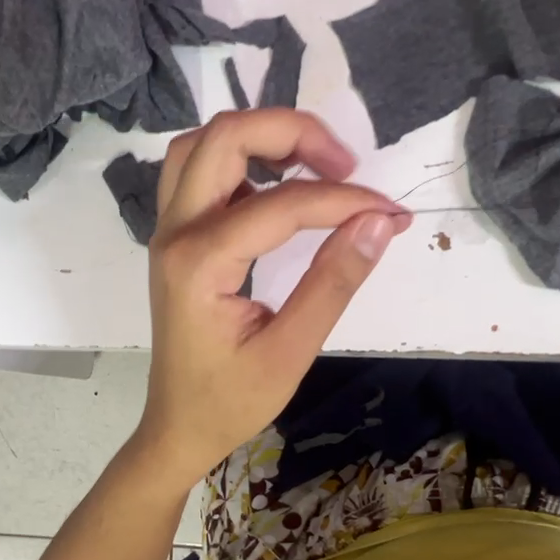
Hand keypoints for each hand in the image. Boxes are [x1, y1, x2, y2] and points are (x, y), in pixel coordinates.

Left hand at [135, 109, 411, 484]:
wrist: (178, 427)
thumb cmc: (229, 403)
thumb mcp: (289, 353)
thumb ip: (331, 284)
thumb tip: (379, 222)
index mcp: (199, 265)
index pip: (282, 204)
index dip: (344, 200)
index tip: (391, 214)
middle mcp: (174, 235)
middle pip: (225, 136)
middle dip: (293, 132)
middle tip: (345, 165)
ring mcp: (168, 234)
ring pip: (202, 146)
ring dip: (258, 138)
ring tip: (312, 166)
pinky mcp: (174, 242)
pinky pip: (198, 174)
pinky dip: (238, 163)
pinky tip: (277, 190)